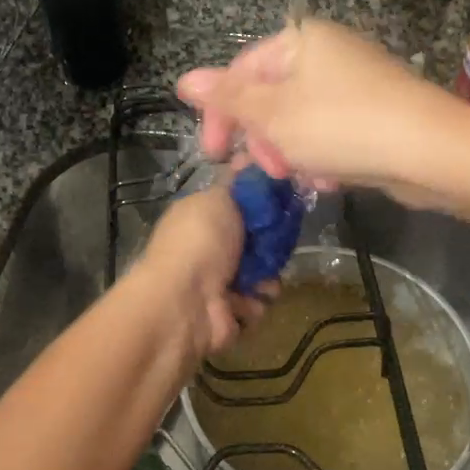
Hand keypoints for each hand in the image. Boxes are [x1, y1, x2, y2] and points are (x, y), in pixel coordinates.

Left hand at [134, 184, 269, 356]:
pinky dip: (258, 301)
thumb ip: (235, 183)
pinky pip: (257, 303)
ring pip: (260, 274)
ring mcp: (217, 283)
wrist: (185, 301)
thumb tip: (246, 157)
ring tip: (265, 277)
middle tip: (279, 241)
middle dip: (271, 243)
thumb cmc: (200, 242)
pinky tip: (253, 298)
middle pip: (254, 242)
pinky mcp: (228, 313)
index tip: (284, 200)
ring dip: (268, 276)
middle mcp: (207, 249)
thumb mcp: (217, 199)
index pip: (237, 207)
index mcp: (200, 219)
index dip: (262, 204)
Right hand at [175, 19, 469, 207]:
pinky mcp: (374, 111)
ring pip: (297, 120)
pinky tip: (330, 178)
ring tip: (305, 177)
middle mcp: (326, 53)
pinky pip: (329, 132)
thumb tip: (183, 79)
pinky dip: (321, 156)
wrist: (431, 152)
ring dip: (291, 153)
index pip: (239, 72)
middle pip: (268, 97)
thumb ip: (226, 98)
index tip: (213, 155)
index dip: (220, 115)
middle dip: (262, 139)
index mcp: (299, 40)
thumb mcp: (273, 115)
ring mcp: (353, 82)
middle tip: (271, 170)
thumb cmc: (342, 126)